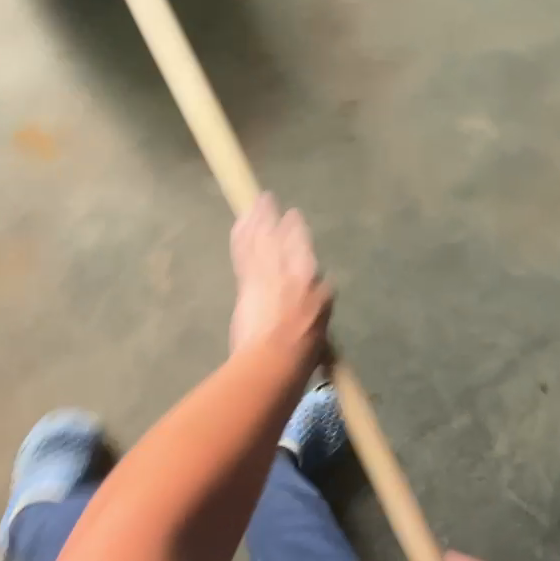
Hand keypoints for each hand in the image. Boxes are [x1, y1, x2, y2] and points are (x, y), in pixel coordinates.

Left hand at [229, 193, 331, 361]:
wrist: (272, 361)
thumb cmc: (300, 356)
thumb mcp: (319, 334)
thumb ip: (314, 310)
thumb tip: (312, 302)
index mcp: (315, 286)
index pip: (304, 251)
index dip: (297, 232)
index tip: (293, 218)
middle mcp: (293, 273)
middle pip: (282, 238)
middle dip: (275, 217)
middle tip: (267, 199)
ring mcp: (269, 274)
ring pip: (262, 239)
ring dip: (258, 218)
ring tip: (256, 202)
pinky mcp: (248, 282)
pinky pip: (244, 251)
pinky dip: (242, 234)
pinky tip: (240, 222)